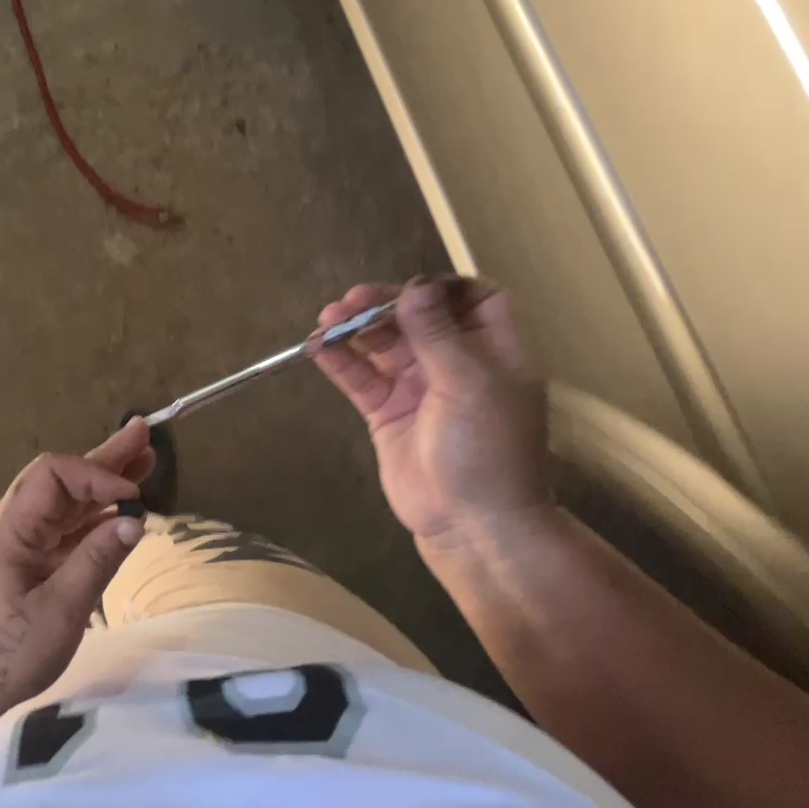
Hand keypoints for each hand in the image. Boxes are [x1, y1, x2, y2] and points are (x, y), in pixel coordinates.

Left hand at [0, 419, 154, 725]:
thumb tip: (138, 521)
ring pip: (64, 499)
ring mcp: (16, 538)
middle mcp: (9, 522)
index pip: (53, 476)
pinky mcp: (25, 556)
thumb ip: (96, 561)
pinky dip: (94, 513)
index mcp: (8, 528)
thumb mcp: (59, 613)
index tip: (134, 495)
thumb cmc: (7, 654)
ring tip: (144, 460)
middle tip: (144, 435)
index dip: (95, 474)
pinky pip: (62, 524)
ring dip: (103, 482)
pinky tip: (122, 506)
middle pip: (60, 478)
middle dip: (104, 459)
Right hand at [313, 276, 550, 546]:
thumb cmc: (486, 447)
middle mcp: (453, 363)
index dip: (441, 288)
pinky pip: (359, 378)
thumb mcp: (468, 382)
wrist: (471, 521)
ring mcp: (417, 388)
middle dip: (383, 305)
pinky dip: (339, 362)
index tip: (407, 288)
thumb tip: (413, 286)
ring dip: (355, 330)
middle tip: (350, 301)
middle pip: (416, 318)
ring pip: (382, 345)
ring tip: (327, 320)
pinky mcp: (386, 412)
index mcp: (491, 350)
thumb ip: (437, 333)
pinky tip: (317, 348)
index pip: (472, 300)